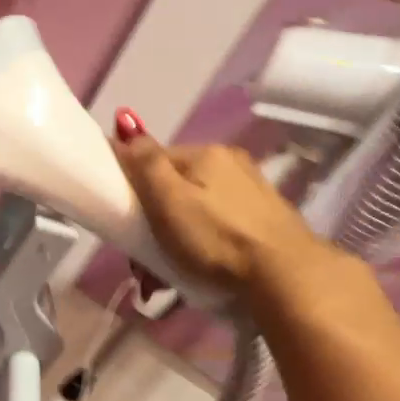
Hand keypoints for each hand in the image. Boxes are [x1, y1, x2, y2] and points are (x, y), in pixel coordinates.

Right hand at [112, 132, 331, 300]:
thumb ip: (146, 164)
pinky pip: (207, 223)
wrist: (280, 272)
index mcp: (205, 154)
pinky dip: (190, 244)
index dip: (128, 190)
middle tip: (138, 261)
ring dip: (165, 239)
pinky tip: (187, 267)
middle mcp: (228, 162)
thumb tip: (125, 126)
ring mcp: (245, 188)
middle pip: (168, 188)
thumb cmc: (214, 237)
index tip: (119, 223)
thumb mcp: (169, 200)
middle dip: (147, 223)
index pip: (150, 160)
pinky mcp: (255, 214)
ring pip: (186, 208)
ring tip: (158, 274)